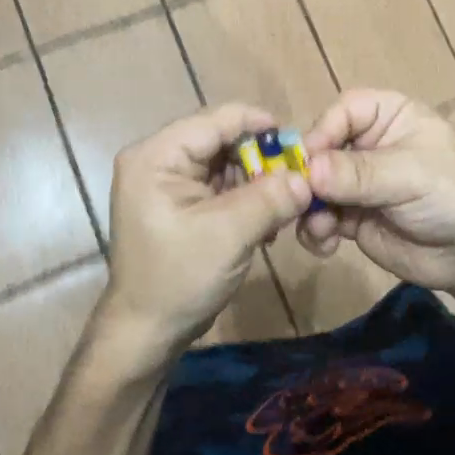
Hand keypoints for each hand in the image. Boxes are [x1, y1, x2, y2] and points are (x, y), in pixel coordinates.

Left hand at [100, 103, 312, 360]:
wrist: (146, 333)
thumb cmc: (179, 278)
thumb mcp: (229, 234)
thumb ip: (270, 198)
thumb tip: (308, 177)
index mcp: (156, 156)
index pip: (214, 121)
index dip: (258, 124)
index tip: (299, 140)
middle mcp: (156, 160)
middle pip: (220, 140)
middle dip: (260, 159)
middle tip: (298, 177)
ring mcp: (165, 183)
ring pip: (223, 164)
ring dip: (256, 182)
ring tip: (284, 207)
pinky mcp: (177, 205)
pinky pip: (218, 187)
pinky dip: (244, 198)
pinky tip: (267, 222)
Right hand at [299, 89, 454, 297]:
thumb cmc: (452, 197)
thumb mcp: (409, 177)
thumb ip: (358, 173)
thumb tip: (308, 170)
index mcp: (389, 116)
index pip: (343, 110)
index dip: (322, 131)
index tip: (308, 162)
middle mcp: (369, 144)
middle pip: (321, 148)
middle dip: (307, 176)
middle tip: (298, 200)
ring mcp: (358, 182)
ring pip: (315, 186)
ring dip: (309, 207)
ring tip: (321, 228)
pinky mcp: (352, 216)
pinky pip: (319, 216)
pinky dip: (315, 230)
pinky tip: (327, 245)